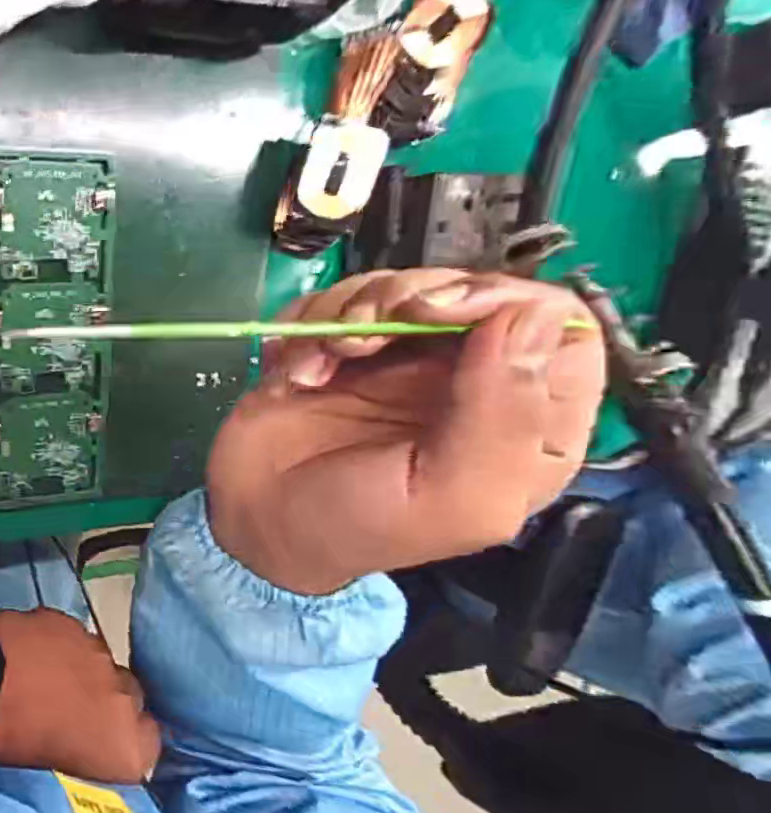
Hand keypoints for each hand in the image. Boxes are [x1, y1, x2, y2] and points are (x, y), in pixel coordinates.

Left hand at [0, 608, 161, 783]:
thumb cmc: (7, 740)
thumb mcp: (62, 763)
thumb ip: (90, 746)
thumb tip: (83, 731)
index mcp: (128, 750)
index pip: (148, 738)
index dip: (121, 729)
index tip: (98, 728)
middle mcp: (126, 700)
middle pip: (128, 692)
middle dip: (104, 693)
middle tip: (69, 697)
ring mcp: (98, 653)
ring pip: (99, 657)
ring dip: (80, 663)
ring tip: (44, 668)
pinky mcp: (69, 621)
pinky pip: (70, 632)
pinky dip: (55, 638)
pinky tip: (29, 644)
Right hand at [207, 269, 606, 594]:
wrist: (260, 524)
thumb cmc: (364, 524)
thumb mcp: (456, 494)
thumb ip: (504, 414)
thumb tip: (528, 316)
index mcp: (519, 415)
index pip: (552, 322)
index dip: (501, 300)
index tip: (436, 314)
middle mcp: (456, 375)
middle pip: (460, 290)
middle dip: (407, 297)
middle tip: (364, 332)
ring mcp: (384, 361)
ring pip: (386, 288)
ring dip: (347, 310)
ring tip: (322, 359)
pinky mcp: (321, 353)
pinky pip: (320, 306)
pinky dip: (301, 325)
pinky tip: (293, 370)